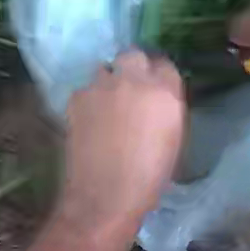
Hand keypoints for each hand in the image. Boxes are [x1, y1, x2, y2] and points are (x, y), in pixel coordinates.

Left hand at [57, 51, 185, 230]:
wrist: (106, 195)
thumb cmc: (149, 178)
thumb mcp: (172, 140)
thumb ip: (167, 110)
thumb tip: (158, 100)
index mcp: (165, 91)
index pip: (164, 64)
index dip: (157, 76)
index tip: (154, 88)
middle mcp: (134, 79)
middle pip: (133, 55)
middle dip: (132, 68)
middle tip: (129, 91)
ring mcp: (102, 85)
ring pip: (105, 70)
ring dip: (108, 82)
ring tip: (106, 106)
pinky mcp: (77, 97)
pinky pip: (85, 90)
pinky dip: (88, 101)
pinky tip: (88, 121)